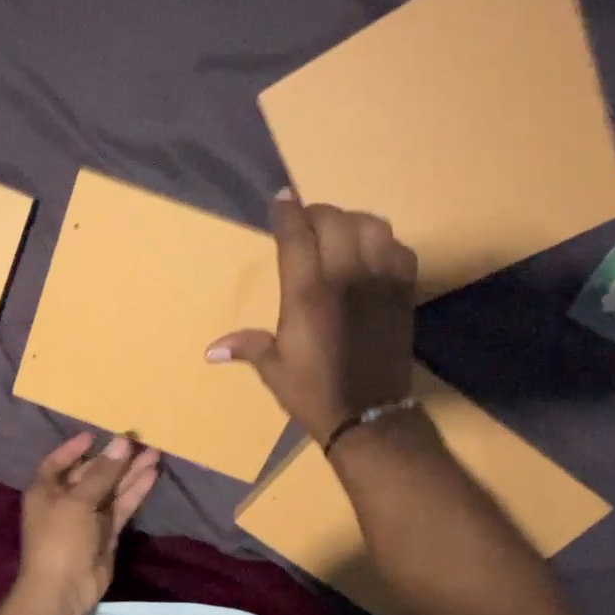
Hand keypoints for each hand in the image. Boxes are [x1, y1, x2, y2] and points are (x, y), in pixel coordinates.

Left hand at [16, 433, 160, 614]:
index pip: (57, 462)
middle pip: (90, 474)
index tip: (95, 434)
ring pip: (111, 489)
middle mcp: (64, 501)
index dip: (74, 448)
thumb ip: (102, 472)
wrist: (63, 588)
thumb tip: (122, 442)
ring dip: (130, 472)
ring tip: (155, 451)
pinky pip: (121, 507)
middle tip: (138, 439)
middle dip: (113, 459)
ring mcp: (87, 518)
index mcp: (45, 490)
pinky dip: (135, 492)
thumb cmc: (59, 538)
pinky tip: (151, 474)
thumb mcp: (77, 501)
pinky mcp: (106, 533)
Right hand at [206, 188, 417, 445]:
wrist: (369, 416)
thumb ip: (248, 347)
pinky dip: (383, 244)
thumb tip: (211, 349)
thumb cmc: (314, 394)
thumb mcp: (274, 371)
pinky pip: (399, 249)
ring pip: (372, 226)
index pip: (296, 235)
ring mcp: (380, 282)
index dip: (287, 211)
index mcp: (306, 295)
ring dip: (353, 222)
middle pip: (335, 220)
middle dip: (318, 214)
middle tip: (306, 223)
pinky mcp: (403, 293)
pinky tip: (371, 256)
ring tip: (340, 234)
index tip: (281, 198)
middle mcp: (344, 278)